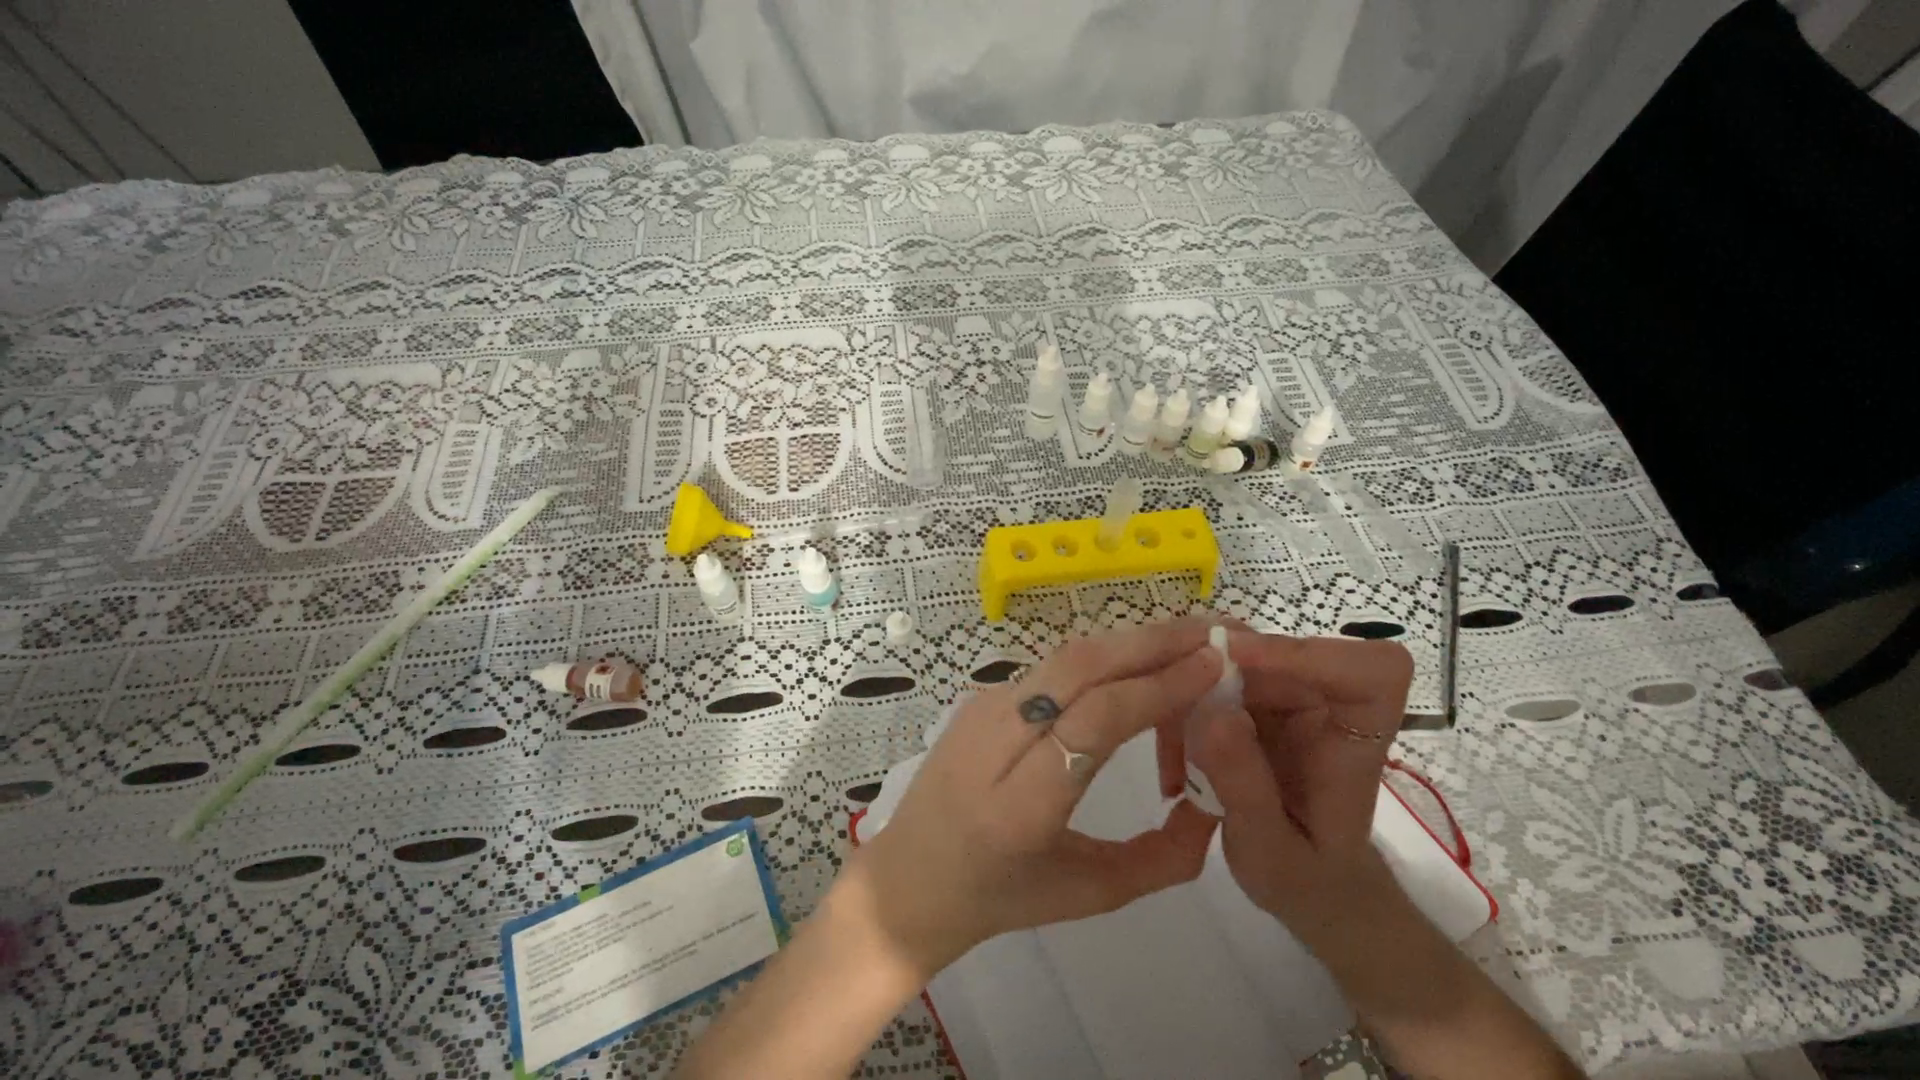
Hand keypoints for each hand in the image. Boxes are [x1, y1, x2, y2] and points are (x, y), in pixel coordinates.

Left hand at [846, 616, 1225, 978]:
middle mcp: (993, 743)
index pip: (1096, 720)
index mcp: (1020, 806)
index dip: (1159, 685)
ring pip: (1064, 658)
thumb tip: (1217, 802)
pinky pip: (1050, 667)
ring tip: (1190, 638)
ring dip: (1130, 641)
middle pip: (1078, 669)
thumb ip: (1164, 858)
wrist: (908, 879)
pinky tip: (1139, 660)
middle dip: (1154, 642)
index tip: (1215, 666)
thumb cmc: (1000, 898)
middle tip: (1218, 633)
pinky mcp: (978, 698)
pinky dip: (1103, 655)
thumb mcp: (1090, 894)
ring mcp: (979, 712)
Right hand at [1167, 631, 1412, 936]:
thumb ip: (1245, 788)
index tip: (1236, 660)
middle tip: (1166, 714)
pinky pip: (1213, 684)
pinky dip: (1184, 714)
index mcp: (1356, 740)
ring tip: (1170, 766)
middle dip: (1215, 675)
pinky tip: (1172, 767)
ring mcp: (1290, 701)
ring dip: (1190, 699)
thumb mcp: (1270, 851)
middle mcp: (1328, 706)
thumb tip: (1213, 713)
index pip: (1371, 670)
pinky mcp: (1256, 704)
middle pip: (1278, 655)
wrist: (1309, 888)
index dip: (1308, 652)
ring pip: (1236, 663)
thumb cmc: (1306, 878)